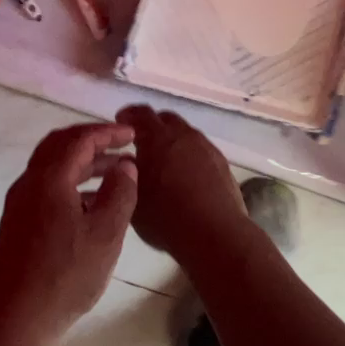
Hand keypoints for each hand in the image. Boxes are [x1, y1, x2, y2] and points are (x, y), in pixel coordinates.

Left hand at [0, 123, 137, 345]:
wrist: (14, 321)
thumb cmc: (65, 276)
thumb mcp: (106, 235)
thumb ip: (120, 194)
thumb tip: (125, 165)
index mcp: (49, 178)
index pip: (79, 139)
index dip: (107, 132)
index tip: (132, 134)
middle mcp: (29, 183)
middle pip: (60, 146)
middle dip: (91, 142)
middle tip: (120, 146)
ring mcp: (20, 204)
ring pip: (52, 168)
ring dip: (82, 164)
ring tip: (114, 175)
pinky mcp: (18, 224)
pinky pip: (47, 188)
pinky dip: (71, 183)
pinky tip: (91, 205)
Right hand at [115, 105, 251, 265]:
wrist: (215, 232)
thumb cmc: (165, 216)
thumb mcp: (134, 197)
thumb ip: (129, 173)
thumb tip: (131, 160)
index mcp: (156, 137)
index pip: (141, 113)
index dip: (130, 115)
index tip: (122, 121)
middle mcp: (183, 134)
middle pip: (166, 120)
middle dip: (153, 127)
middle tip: (144, 144)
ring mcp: (206, 147)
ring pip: (186, 135)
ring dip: (174, 143)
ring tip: (167, 164)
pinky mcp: (222, 163)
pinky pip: (201, 151)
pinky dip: (191, 157)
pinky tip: (188, 178)